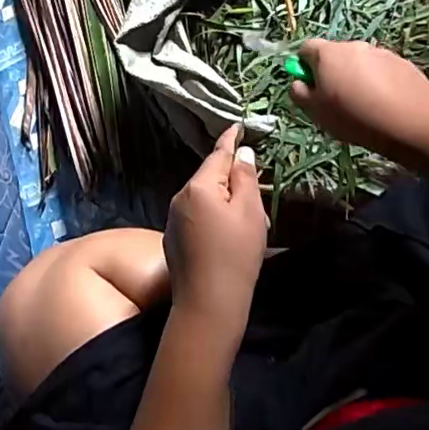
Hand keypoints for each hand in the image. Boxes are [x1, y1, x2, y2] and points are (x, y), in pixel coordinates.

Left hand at [164, 125, 268, 334]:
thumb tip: (242, 153)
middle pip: (209, 176)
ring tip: (245, 215)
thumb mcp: (250, 212)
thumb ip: (245, 178)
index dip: (230, 140)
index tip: (238, 126)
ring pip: (202, 197)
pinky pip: (196, 215)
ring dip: (222, 198)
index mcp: (198, 186)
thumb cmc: (236, 255)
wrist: (208, 304)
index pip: (217, 154)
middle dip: (230, 176)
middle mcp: (180, 197)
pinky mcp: (173, 238)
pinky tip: (226, 235)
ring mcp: (173, 218)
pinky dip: (212, 216)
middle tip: (256, 183)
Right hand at [289, 39, 428, 161]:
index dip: (303, 67)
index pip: (306, 48)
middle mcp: (355, 46)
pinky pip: (382, 71)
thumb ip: (299, 92)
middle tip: (336, 102)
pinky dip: (378, 84)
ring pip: (360, 63)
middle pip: (334, 55)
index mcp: (328, 53)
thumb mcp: (315, 111)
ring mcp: (382, 53)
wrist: (412, 123)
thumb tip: (298, 82)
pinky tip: (384, 106)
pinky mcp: (404, 64)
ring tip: (364, 107)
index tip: (310, 88)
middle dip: (332, 73)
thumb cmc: (354, 116)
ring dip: (356, 78)